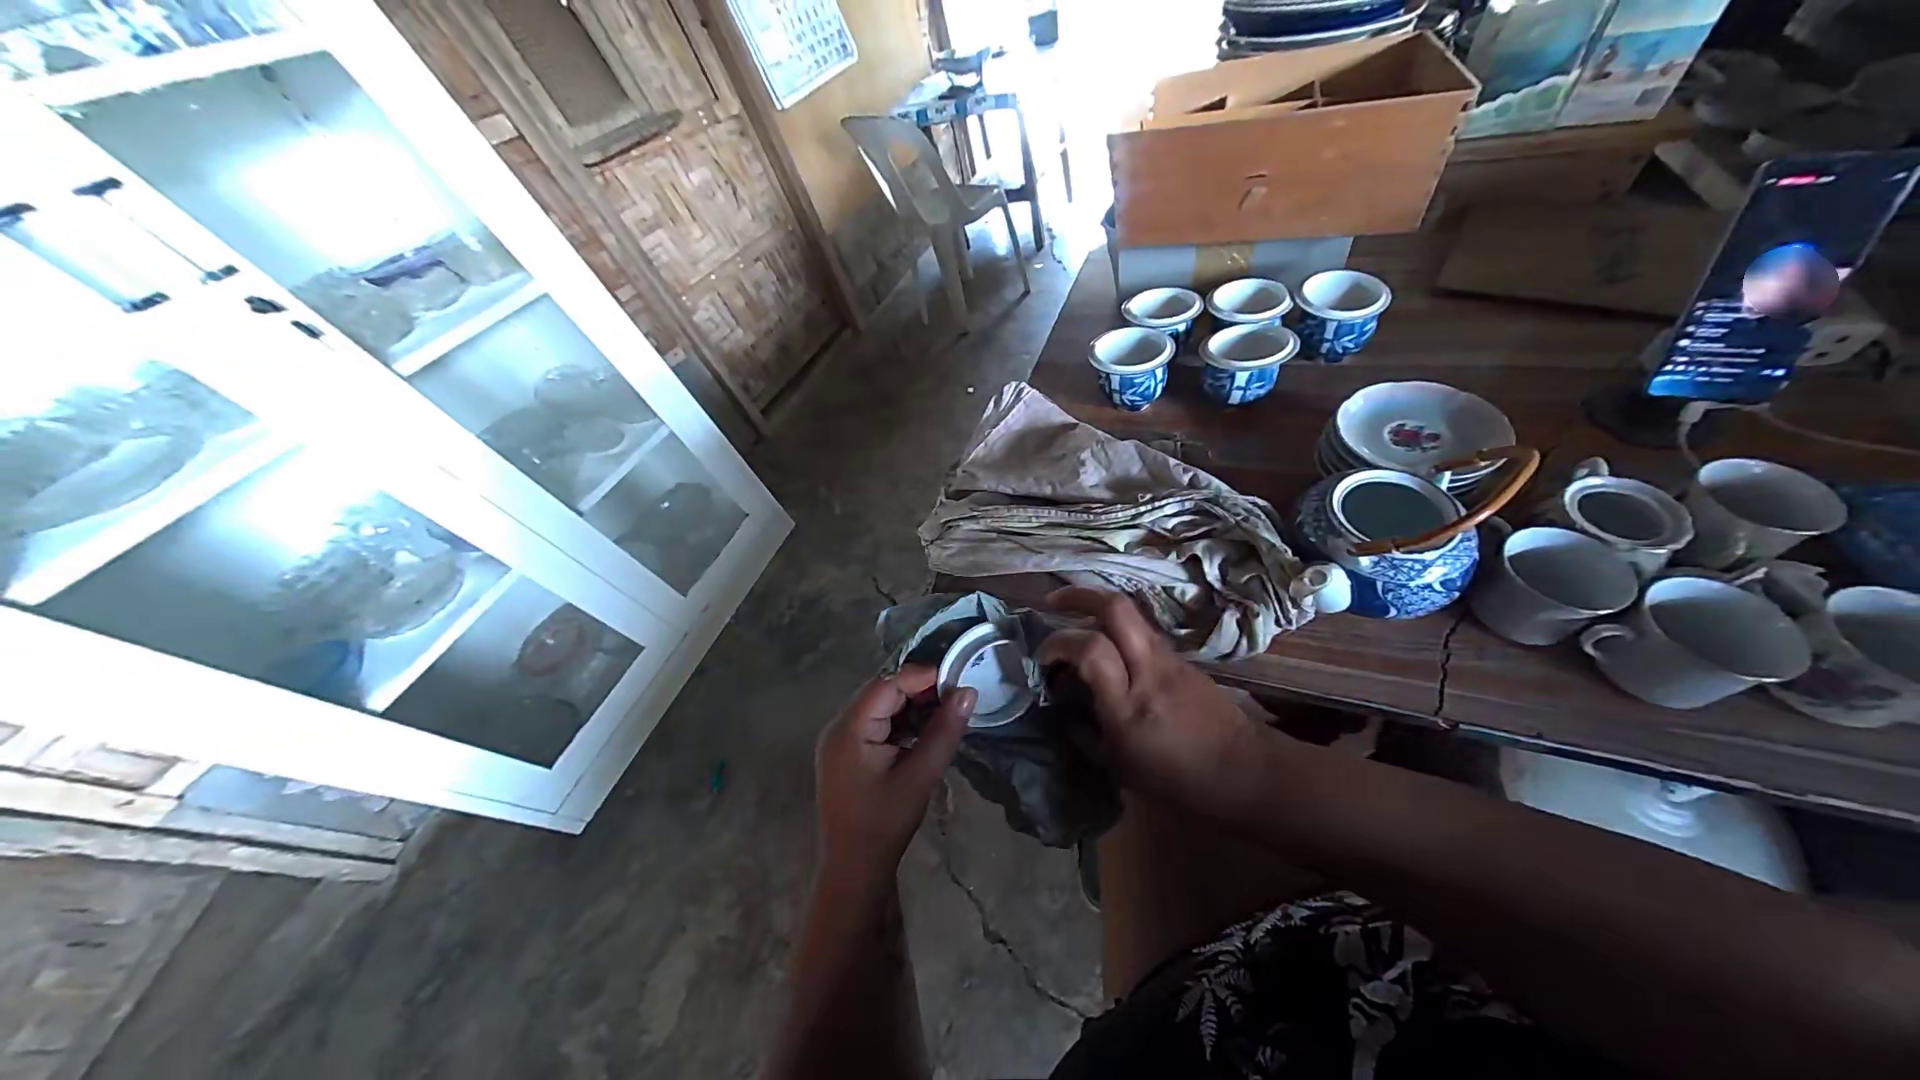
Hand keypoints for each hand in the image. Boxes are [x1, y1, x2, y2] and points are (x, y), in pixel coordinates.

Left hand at [814, 666, 975, 881]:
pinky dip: (900, 722)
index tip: (957, 679)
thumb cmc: (885, 824)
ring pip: (879, 707)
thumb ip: (944, 731)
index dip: (922, 676)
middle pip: (881, 691)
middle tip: (955, 695)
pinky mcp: (846, 754)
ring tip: (944, 712)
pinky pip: (875, 724)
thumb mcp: (920, 775)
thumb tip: (967, 692)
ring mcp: (839, 741)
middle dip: (918, 689)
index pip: (887, 684)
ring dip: (911, 706)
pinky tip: (923, 731)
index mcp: (849, 728)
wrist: (854, 870)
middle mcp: (838, 727)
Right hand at [1038, 587, 1265, 813]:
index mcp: (1129, 708)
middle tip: (1051, 602)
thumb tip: (1062, 708)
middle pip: (1116, 609)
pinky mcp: (1182, 659)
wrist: (1246, 772)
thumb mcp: (1119, 768)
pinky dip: (1116, 628)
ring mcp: (1170, 660)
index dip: (1058, 643)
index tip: (1043, 658)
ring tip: (1073, 615)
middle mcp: (1149, 672)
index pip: (1090, 650)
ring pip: (1131, 613)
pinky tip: (1105, 643)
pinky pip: (1142, 631)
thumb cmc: (1179, 782)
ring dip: (1097, 606)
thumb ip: (1085, 733)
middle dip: (1078, 595)